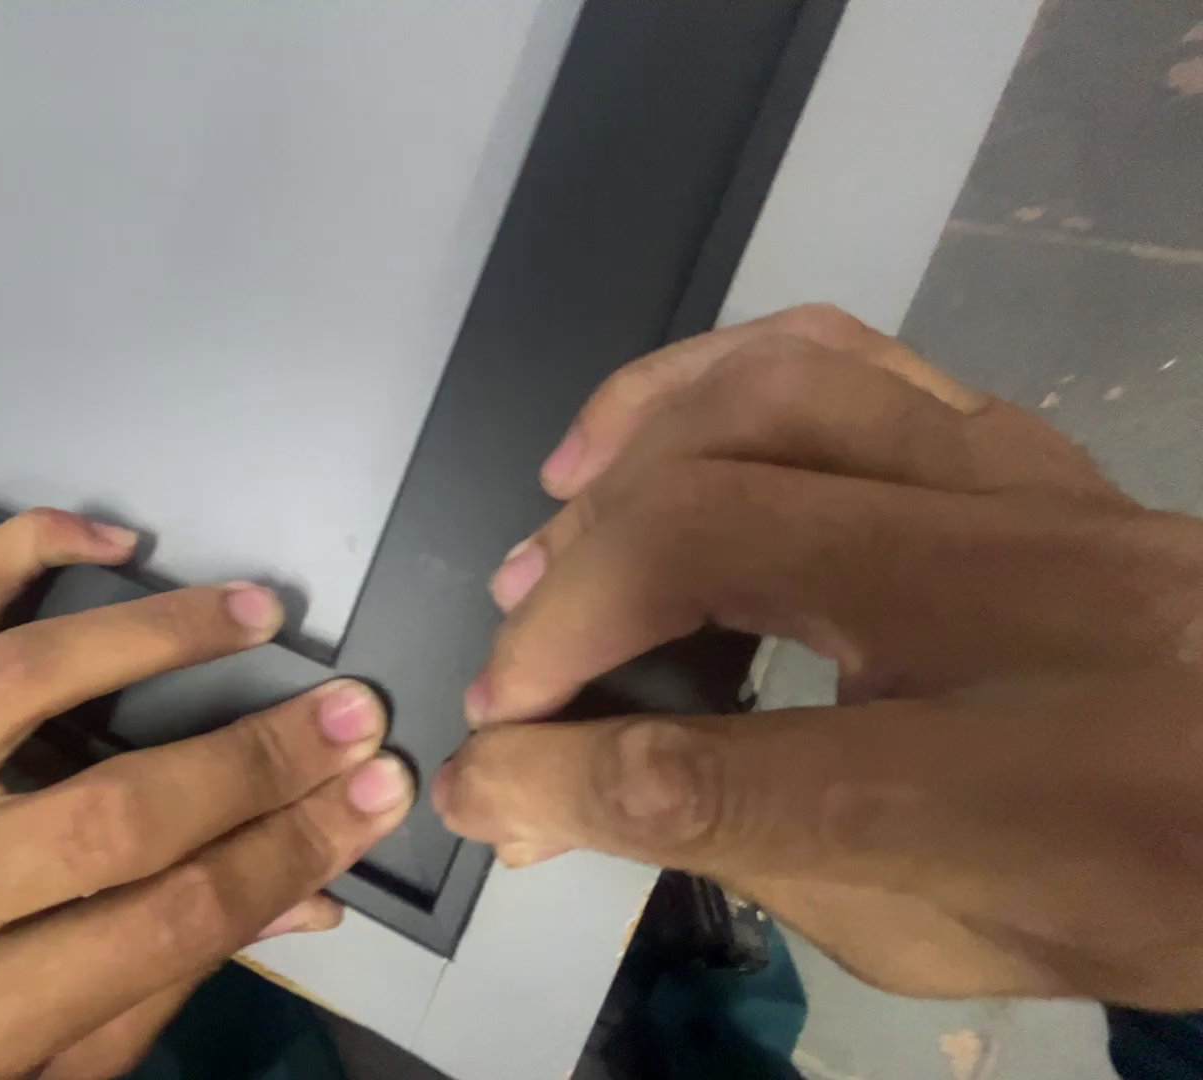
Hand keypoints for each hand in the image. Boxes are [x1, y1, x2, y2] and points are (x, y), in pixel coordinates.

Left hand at [0, 510, 412, 1079]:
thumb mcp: (79, 1043)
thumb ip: (192, 962)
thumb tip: (320, 885)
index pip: (171, 919)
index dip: (290, 850)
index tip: (378, 791)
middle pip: (115, 810)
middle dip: (256, 758)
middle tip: (349, 712)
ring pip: (25, 678)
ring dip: (161, 635)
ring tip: (258, 610)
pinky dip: (27, 550)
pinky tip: (114, 540)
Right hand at [433, 305, 1202, 1007]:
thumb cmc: (1109, 886)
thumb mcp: (914, 933)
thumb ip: (699, 847)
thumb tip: (509, 797)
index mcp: (1048, 790)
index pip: (727, 776)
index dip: (558, 779)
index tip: (477, 784)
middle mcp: (1048, 598)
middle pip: (713, 537)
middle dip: (560, 618)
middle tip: (503, 685)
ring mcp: (1029, 479)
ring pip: (755, 403)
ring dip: (607, 485)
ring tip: (537, 556)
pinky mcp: (994, 427)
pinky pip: (813, 348)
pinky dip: (670, 386)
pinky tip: (602, 450)